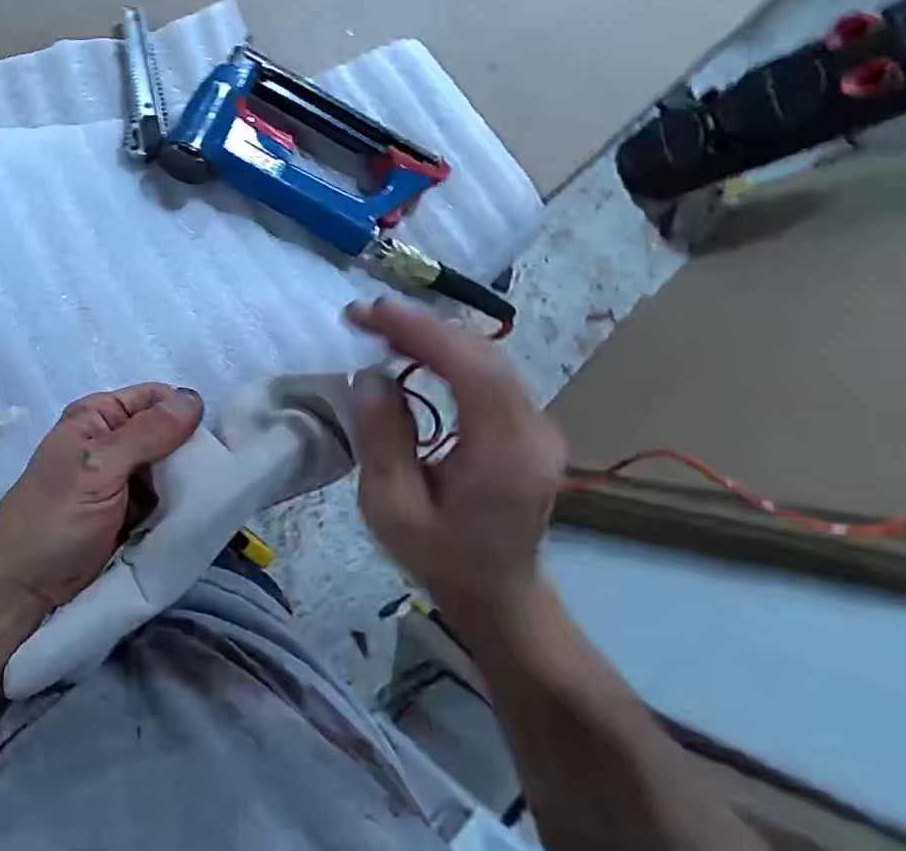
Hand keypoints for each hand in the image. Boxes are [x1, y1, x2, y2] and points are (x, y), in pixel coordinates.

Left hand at [0, 384, 203, 610]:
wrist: (21, 592)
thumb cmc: (54, 519)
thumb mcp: (100, 467)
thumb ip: (147, 433)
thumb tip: (194, 399)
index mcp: (99, 417)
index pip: (156, 398)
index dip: (183, 412)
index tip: (209, 440)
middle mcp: (113, 442)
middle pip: (169, 434)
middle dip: (190, 452)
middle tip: (215, 474)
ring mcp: (124, 482)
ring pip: (172, 470)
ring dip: (188, 483)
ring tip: (212, 497)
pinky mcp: (133, 516)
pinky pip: (168, 501)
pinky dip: (180, 507)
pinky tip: (198, 515)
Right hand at [347, 298, 567, 609]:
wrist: (499, 593)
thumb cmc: (442, 559)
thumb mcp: (393, 511)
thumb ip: (382, 441)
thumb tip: (372, 377)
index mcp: (506, 454)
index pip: (471, 368)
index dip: (421, 331)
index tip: (370, 313)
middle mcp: (535, 430)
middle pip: (483, 354)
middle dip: (423, 326)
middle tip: (366, 316)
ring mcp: (539, 426)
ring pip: (489, 358)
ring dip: (435, 337)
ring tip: (383, 329)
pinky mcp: (530, 426)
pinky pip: (490, 374)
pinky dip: (450, 355)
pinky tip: (417, 353)